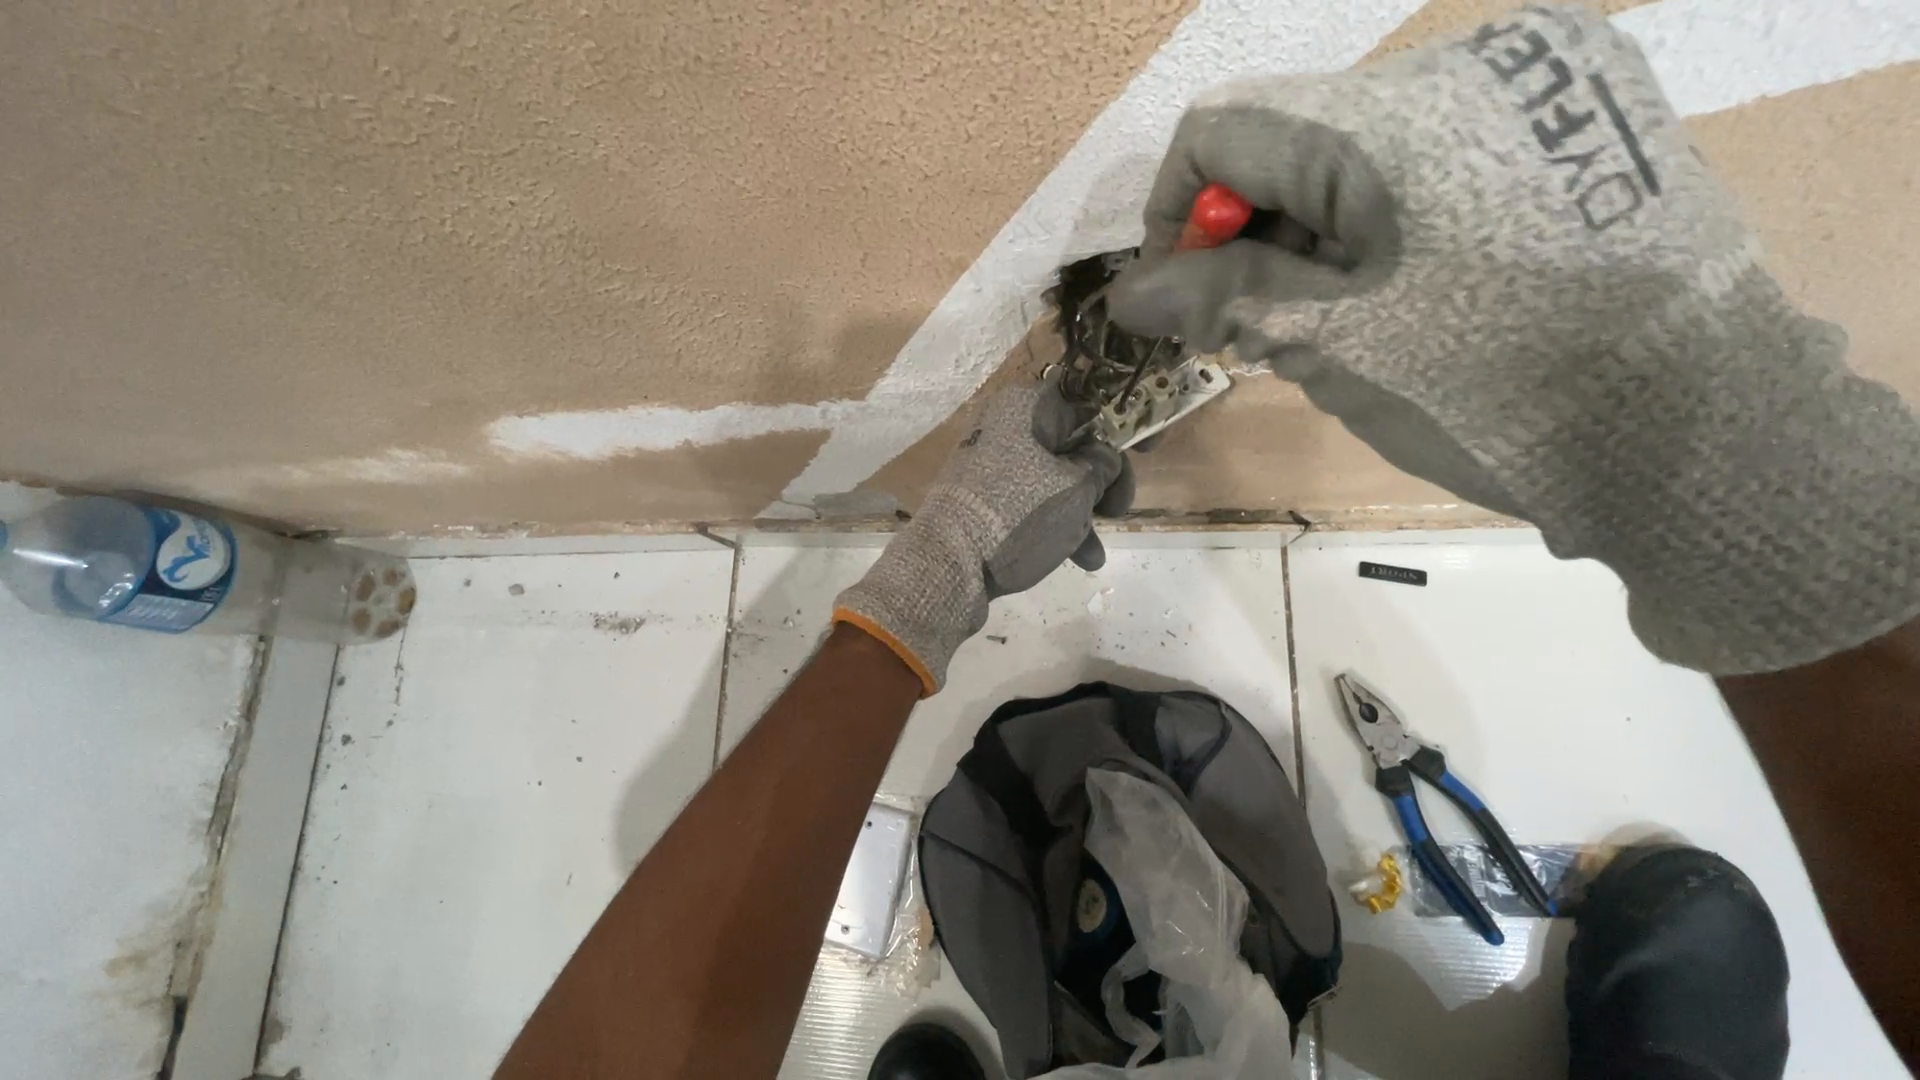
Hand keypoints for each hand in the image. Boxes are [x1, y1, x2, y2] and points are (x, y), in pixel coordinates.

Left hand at [834, 380, 1131, 693]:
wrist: (948, 568)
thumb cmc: (1017, 516)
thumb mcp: (1075, 488)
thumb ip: (1102, 466)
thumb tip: (1105, 457)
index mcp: (1025, 406)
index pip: (1088, 403)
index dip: (1122, 426)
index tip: (1147, 452)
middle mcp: (1005, 425)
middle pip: (1072, 445)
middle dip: (1102, 483)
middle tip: (1118, 512)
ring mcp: (991, 463)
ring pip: (1054, 478)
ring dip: (1082, 513)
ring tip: (1093, 555)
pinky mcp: (983, 498)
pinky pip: (1030, 501)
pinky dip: (1055, 524)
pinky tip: (1076, 558)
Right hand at [1110, 4, 1919, 674]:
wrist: (1695, 431)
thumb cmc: (1491, 390)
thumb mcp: (1332, 345)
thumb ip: (1218, 298)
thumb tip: (1123, 293)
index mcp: (1392, 117)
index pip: (1223, 127)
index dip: (1176, 213)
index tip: (1182, 298)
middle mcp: (1462, 68)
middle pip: (1290, 140)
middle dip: (1249, 237)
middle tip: (1256, 331)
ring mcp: (1532, 87)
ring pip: (1357, 154)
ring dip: (1314, 237)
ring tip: (1333, 325)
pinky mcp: (1573, 123)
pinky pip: (1429, 161)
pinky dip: (1382, 225)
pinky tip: (1400, 292)